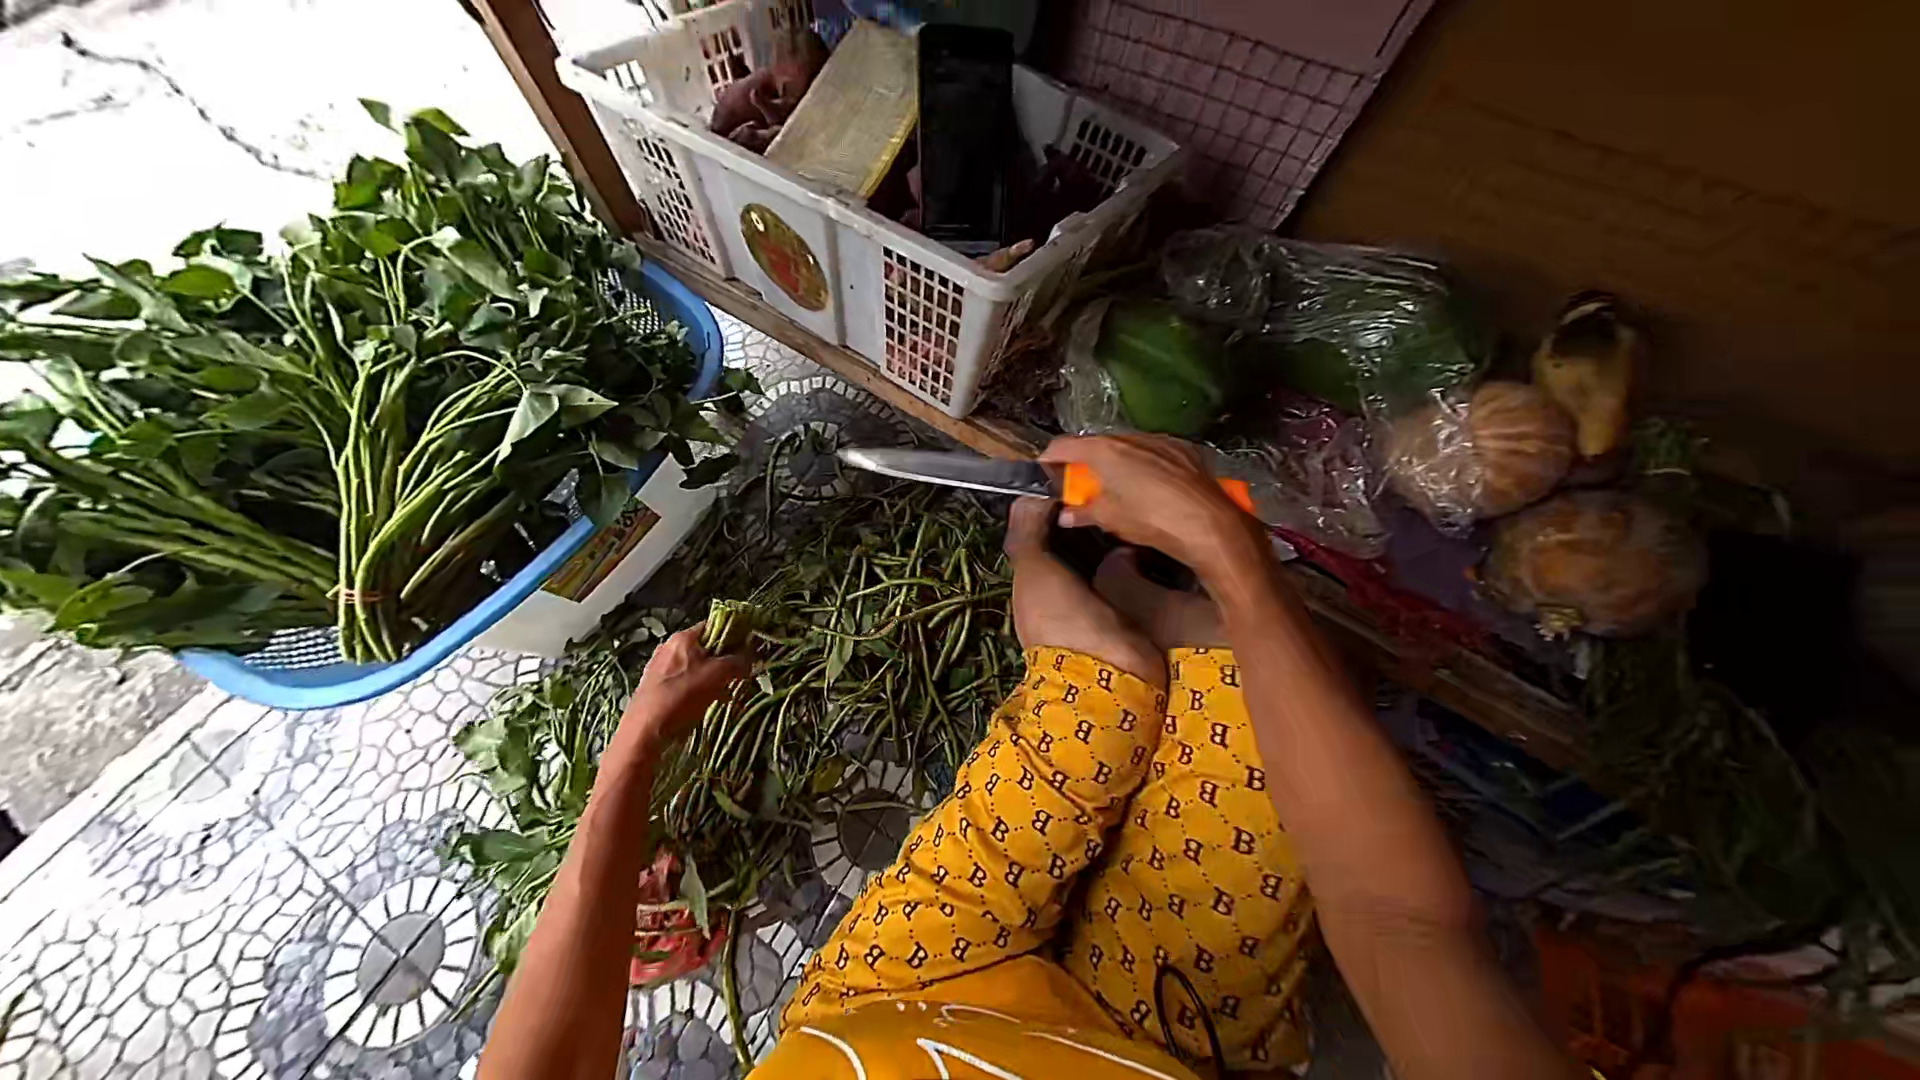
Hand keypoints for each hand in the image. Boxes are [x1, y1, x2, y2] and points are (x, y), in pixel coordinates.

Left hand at [619, 624, 750, 749]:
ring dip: (714, 676)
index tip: (750, 649)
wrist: (644, 733)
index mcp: (683, 637)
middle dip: (726, 659)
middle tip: (741, 673)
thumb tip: (751, 655)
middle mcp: (669, 647)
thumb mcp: (718, 675)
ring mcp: (660, 668)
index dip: (736, 634)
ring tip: (727, 691)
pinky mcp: (656, 687)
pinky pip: (685, 681)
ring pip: (696, 665)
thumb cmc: (682, 696)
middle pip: (706, 646)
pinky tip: (708, 703)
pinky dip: (699, 688)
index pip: (716, 625)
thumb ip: (738, 661)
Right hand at [1039, 434, 1260, 576]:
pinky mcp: (1184, 450)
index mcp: (1105, 451)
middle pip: (1096, 444)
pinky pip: (1154, 453)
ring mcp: (1160, 441)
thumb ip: (1084, 512)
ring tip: (1116, 488)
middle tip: (1081, 487)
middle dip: (1085, 463)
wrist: (1209, 524)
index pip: (1064, 445)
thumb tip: (1068, 515)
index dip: (1051, 458)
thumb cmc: (1153, 520)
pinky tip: (1148, 488)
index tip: (1046, 470)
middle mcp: (1131, 438)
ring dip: (1116, 463)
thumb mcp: (1110, 520)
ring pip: (1127, 447)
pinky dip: (1143, 465)